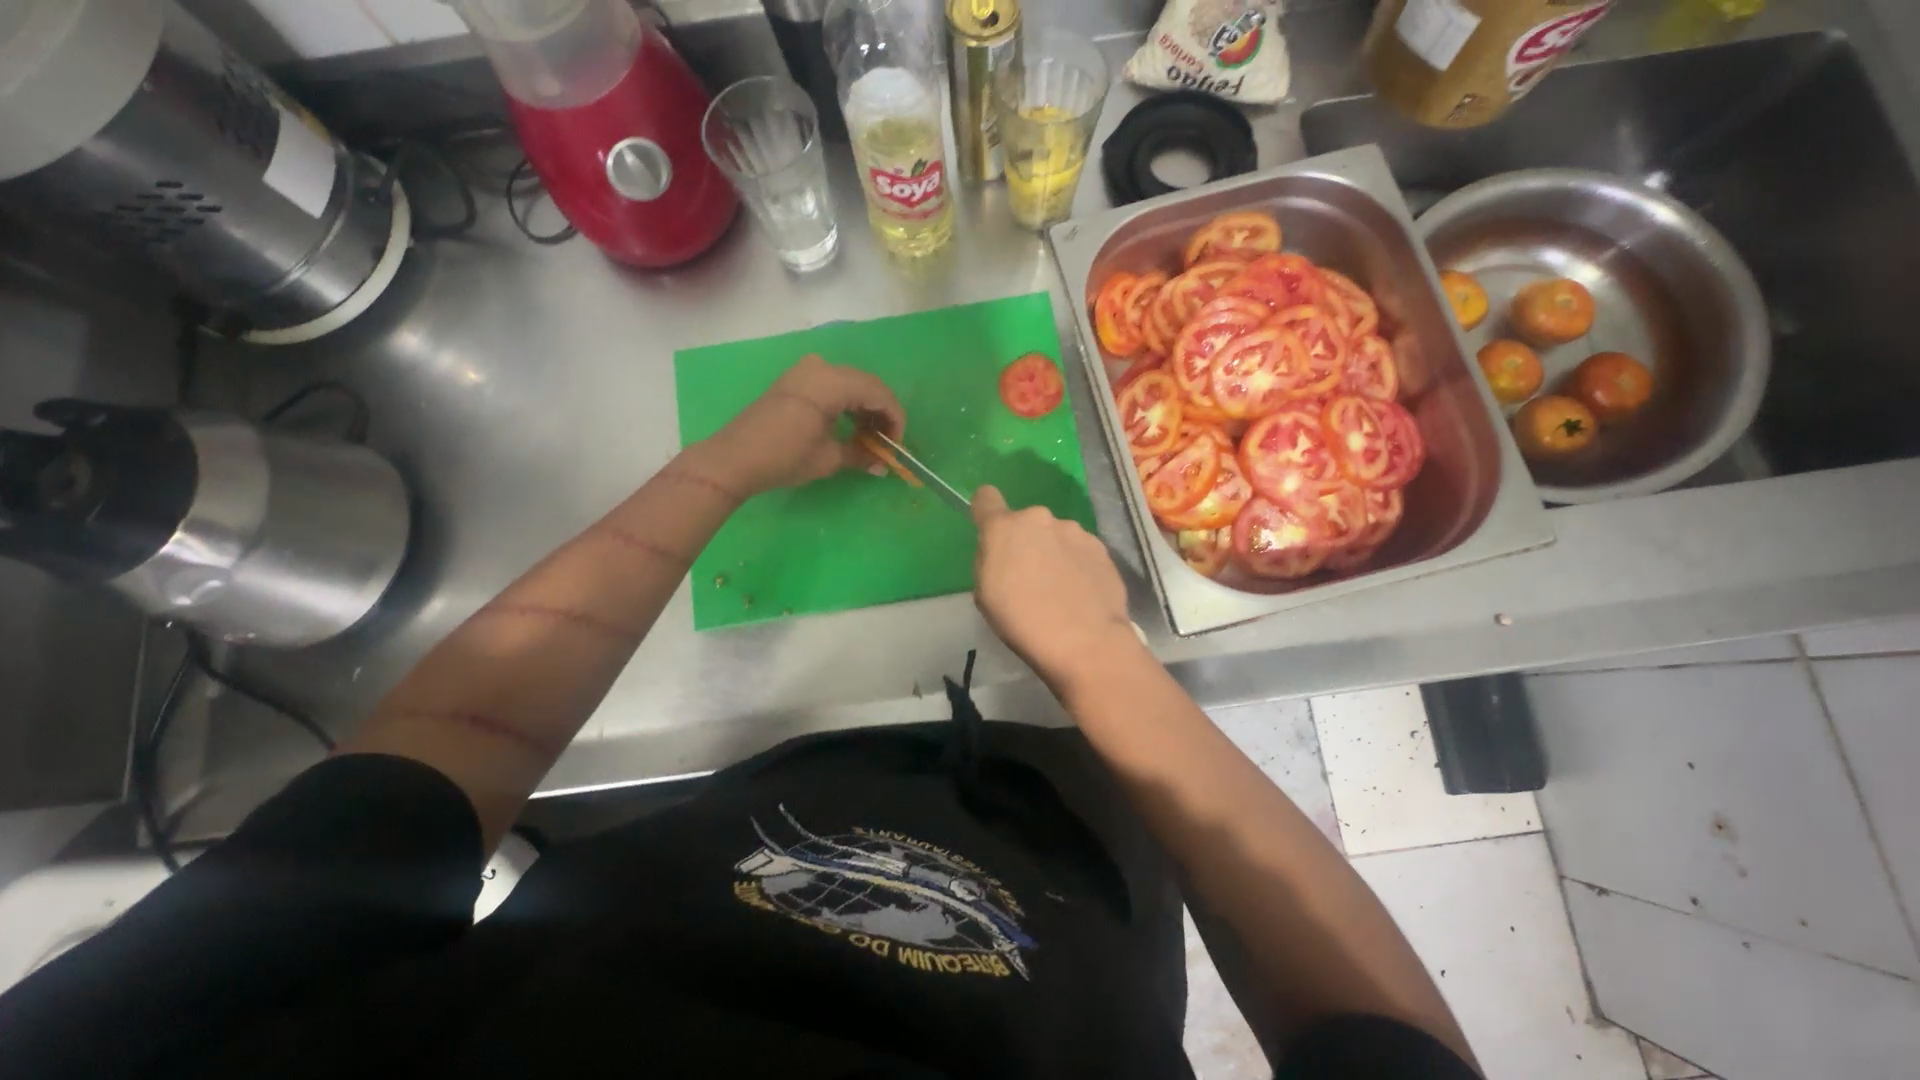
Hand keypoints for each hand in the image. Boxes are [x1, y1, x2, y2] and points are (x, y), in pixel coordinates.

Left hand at [699, 354, 905, 495]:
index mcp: (832, 382)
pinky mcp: (793, 379)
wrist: (733, 459)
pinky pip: (831, 384)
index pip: (878, 393)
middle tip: (885, 442)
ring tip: (867, 438)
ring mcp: (804, 370)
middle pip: (866, 384)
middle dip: (881, 412)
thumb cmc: (784, 457)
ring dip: (863, 407)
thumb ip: (860, 455)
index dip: (894, 419)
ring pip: (849, 383)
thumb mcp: (828, 458)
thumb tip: (882, 465)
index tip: (896, 445)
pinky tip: (847, 426)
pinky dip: (845, 403)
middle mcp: (820, 367)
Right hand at [971, 486, 1142, 693]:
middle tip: (1030, 578)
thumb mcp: (985, 594)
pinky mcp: (1101, 547)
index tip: (991, 534)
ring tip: (1061, 590)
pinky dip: (1077, 564)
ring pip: (1055, 535)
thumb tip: (1002, 551)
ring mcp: (1075, 531)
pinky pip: (1079, 550)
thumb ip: (990, 560)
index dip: (985, 511)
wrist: (1086, 641)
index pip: (986, 497)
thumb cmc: (1022, 622)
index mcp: (1004, 527)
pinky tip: (1081, 593)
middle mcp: (1040, 518)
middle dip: (1026, 542)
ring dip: (1053, 552)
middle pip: (1026, 523)